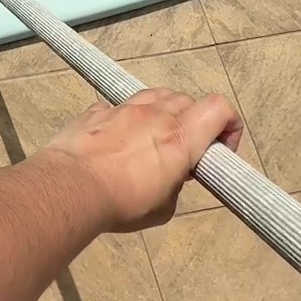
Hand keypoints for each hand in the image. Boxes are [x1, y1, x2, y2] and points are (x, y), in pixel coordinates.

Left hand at [34, 90, 244, 231]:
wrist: (72, 185)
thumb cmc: (123, 201)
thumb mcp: (165, 205)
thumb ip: (174, 181)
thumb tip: (168, 174)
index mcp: (179, 137)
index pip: (217, 109)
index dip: (228, 124)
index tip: (221, 149)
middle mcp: (153, 115)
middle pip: (186, 99)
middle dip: (194, 120)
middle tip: (187, 149)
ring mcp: (122, 108)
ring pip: (155, 94)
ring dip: (163, 111)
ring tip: (156, 138)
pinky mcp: (97, 111)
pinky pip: (120, 105)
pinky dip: (128, 117)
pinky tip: (120, 138)